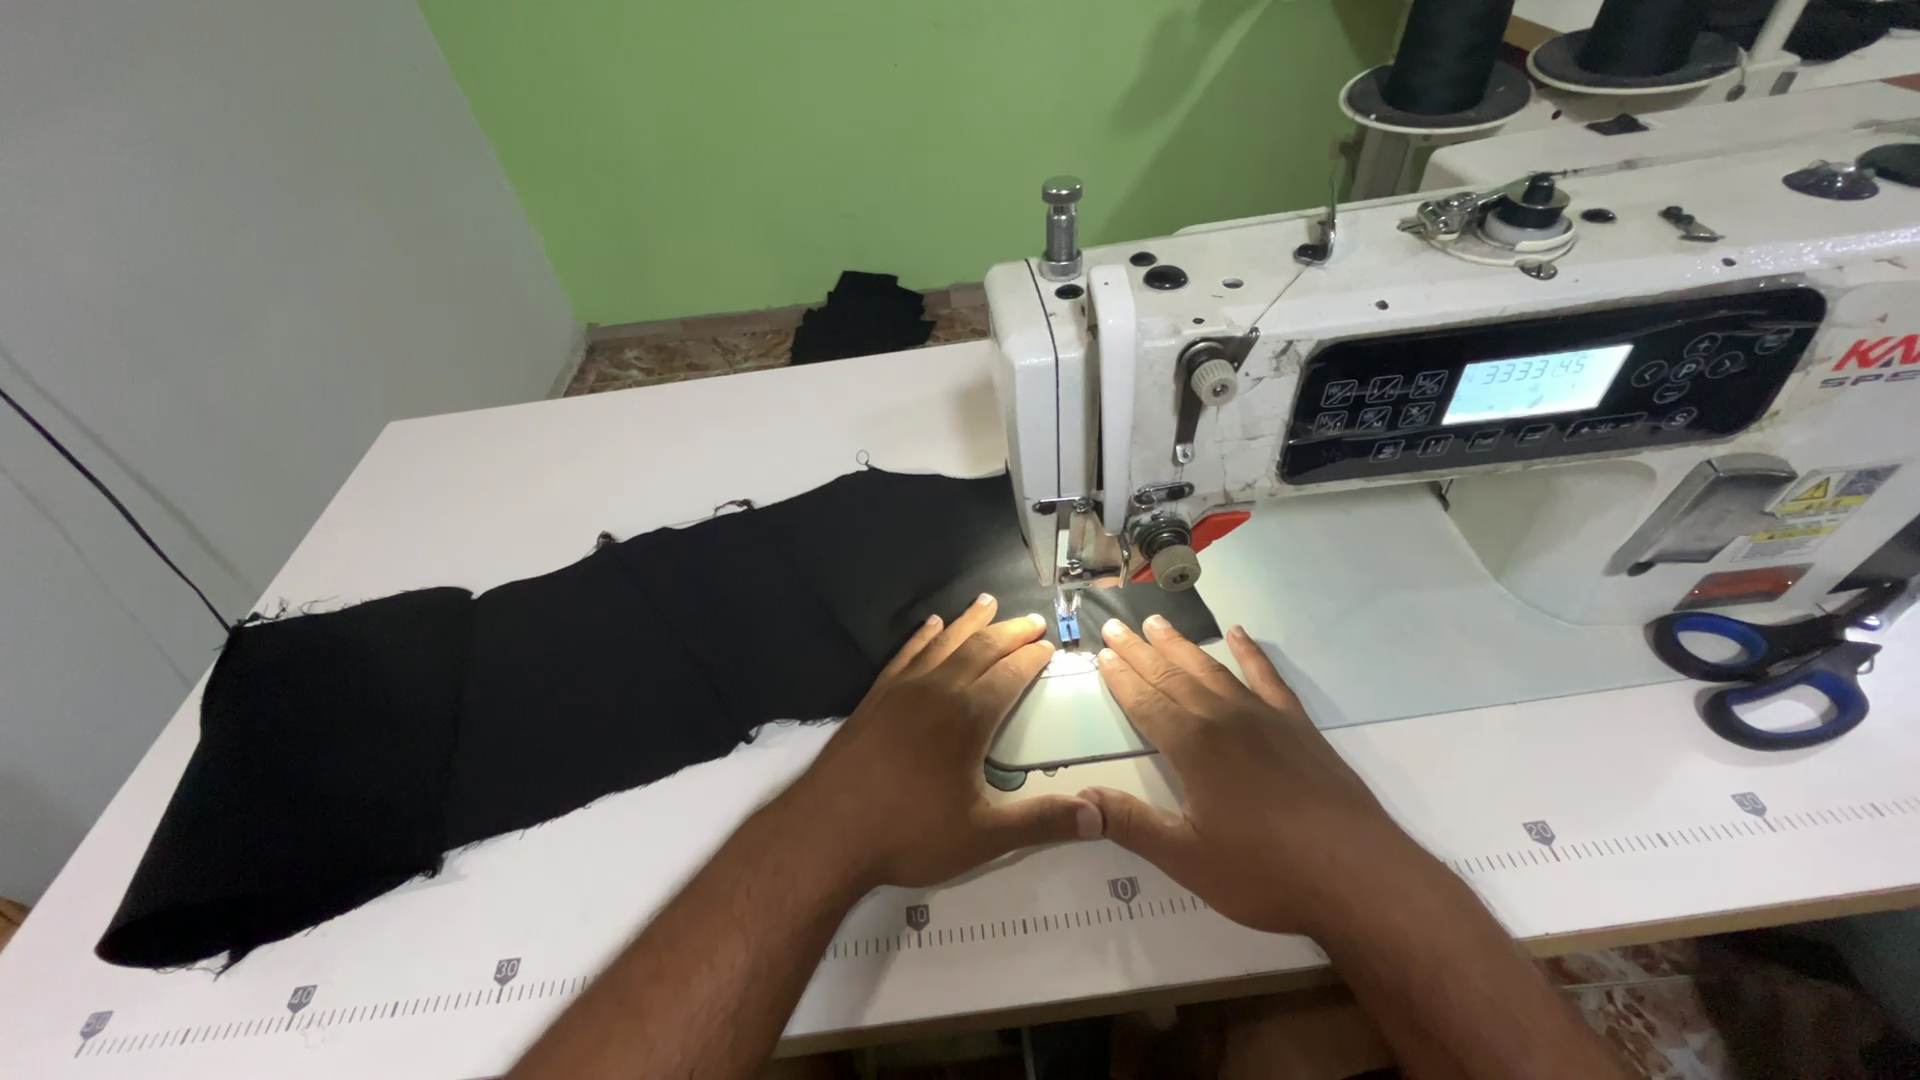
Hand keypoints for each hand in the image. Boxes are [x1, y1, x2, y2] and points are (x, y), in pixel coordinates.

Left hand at [780, 593, 1101, 890]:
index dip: (1034, 659)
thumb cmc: (909, 835)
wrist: (826, 833)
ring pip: (945, 643)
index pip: (1011, 675)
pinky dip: (924, 637)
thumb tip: (1099, 816)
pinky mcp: (875, 698)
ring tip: (988, 602)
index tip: (1051, 647)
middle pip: (982, 649)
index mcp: (969, 717)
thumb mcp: (984, 836)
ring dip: (970, 622)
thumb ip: (1042, 822)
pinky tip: (932, 626)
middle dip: (1011, 632)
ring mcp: (902, 690)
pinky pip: (906, 654)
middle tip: (1033, 620)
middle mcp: (939, 691)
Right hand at [1080, 617, 1441, 936]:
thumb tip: (1079, 801)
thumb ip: (1130, 825)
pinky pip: (1268, 678)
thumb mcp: (1187, 858)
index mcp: (1193, 747)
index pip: (1146, 701)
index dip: (1120, 677)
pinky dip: (1250, 654)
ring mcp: (1265, 718)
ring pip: (1212, 670)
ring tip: (1159, 623)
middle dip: (1140, 651)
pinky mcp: (1299, 726)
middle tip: (1115, 625)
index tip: (1100, 653)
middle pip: (1173, 676)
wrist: (1359, 876)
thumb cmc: (1266, 872)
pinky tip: (1238, 635)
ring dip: (1182, 645)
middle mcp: (1224, 719)